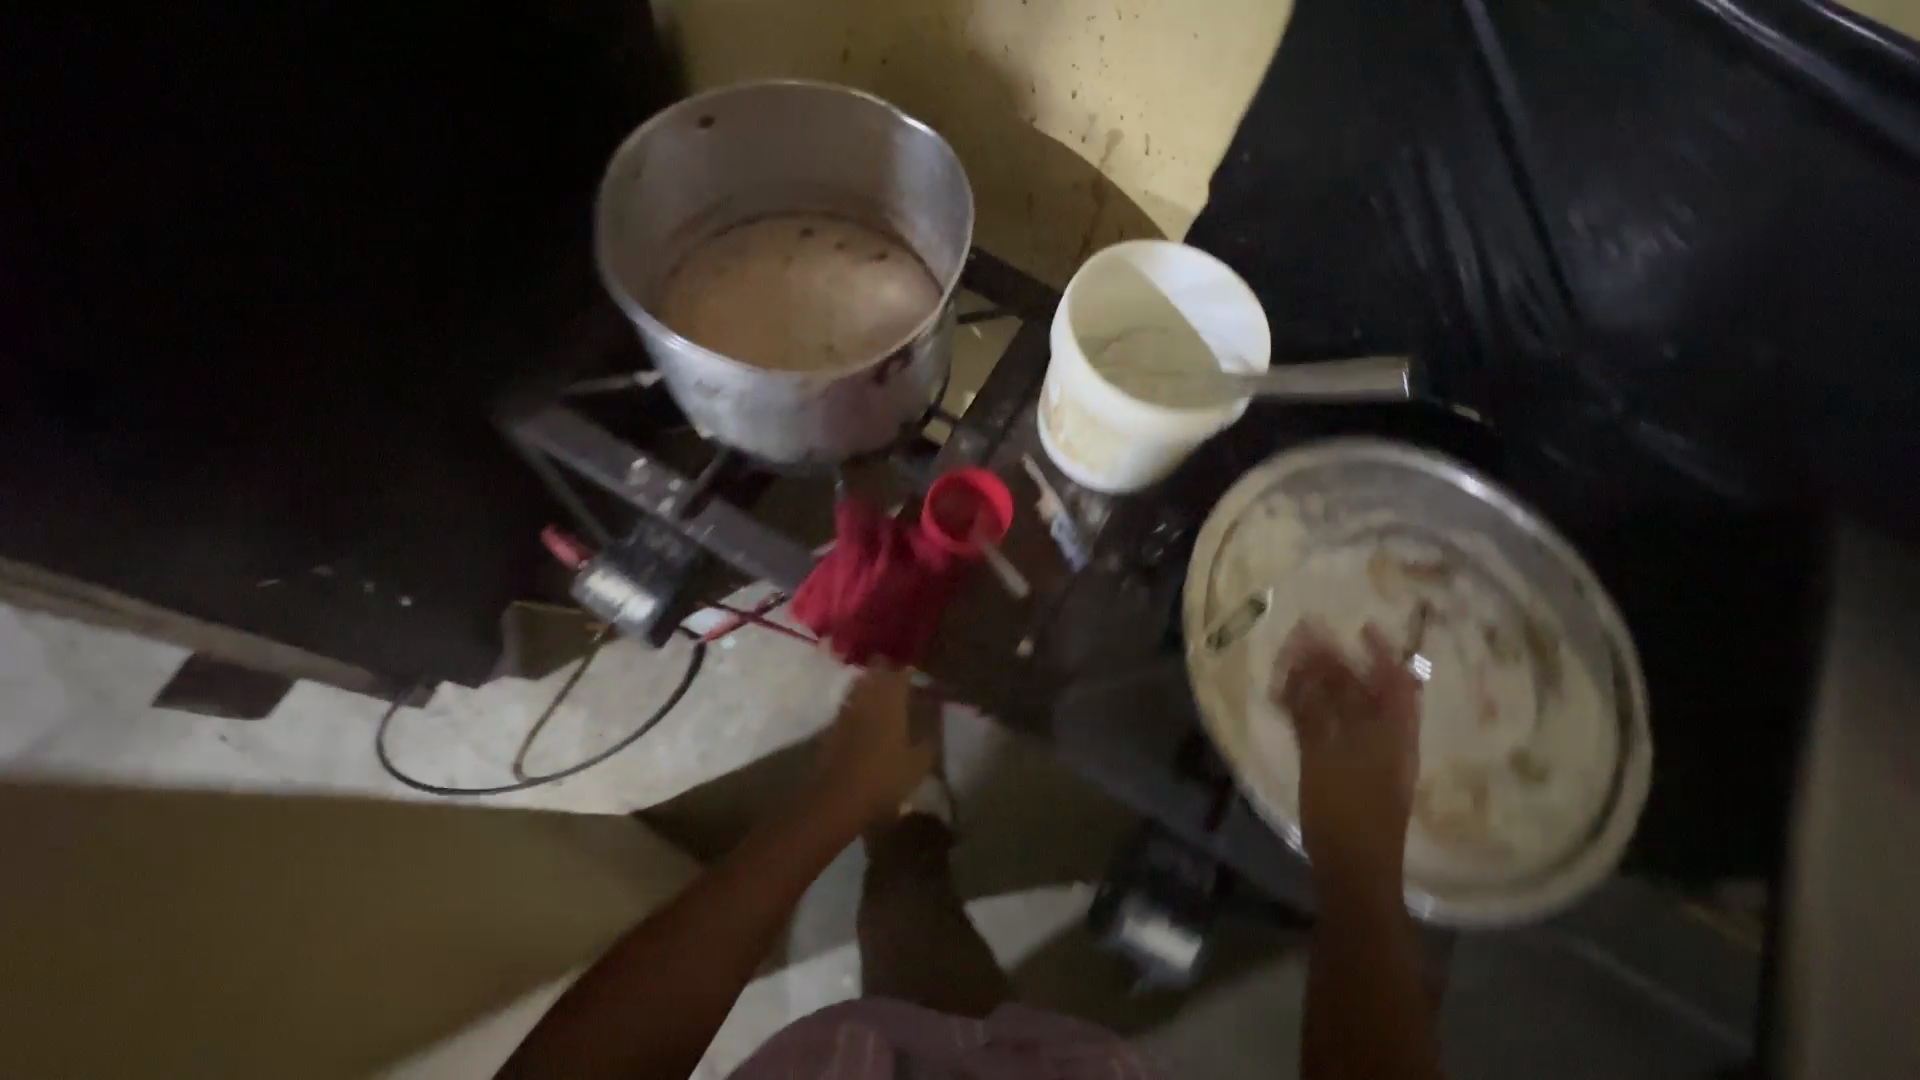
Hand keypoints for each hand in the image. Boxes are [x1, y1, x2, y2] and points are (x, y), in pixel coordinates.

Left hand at [814, 666, 937, 827]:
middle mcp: (867, 699)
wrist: (839, 799)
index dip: (910, 673)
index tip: (918, 675)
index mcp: (891, 702)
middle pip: (875, 673)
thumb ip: (929, 743)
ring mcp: (846, 712)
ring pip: (858, 686)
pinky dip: (858, 704)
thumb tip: (936, 730)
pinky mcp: (832, 727)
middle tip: (900, 680)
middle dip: (887, 671)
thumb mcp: (918, 765)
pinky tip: (865, 716)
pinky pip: (848, 705)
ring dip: (870, 685)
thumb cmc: (885, 779)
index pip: (901, 675)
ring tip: (883, 694)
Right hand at [1272, 621, 1422, 894]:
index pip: (1395, 681)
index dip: (1381, 652)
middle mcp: (1382, 739)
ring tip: (1289, 664)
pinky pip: (1325, 729)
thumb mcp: (1328, 758)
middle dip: (1334, 662)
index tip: (1360, 626)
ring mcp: (1361, 756)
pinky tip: (1287, 701)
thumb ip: (1314, 712)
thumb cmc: (1349, 814)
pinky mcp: (1340, 771)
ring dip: (1317, 685)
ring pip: (1341, 709)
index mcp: (1393, 733)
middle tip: (1303, 638)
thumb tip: (1305, 670)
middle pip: (1362, 690)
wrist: (1354, 872)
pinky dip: (1308, 711)